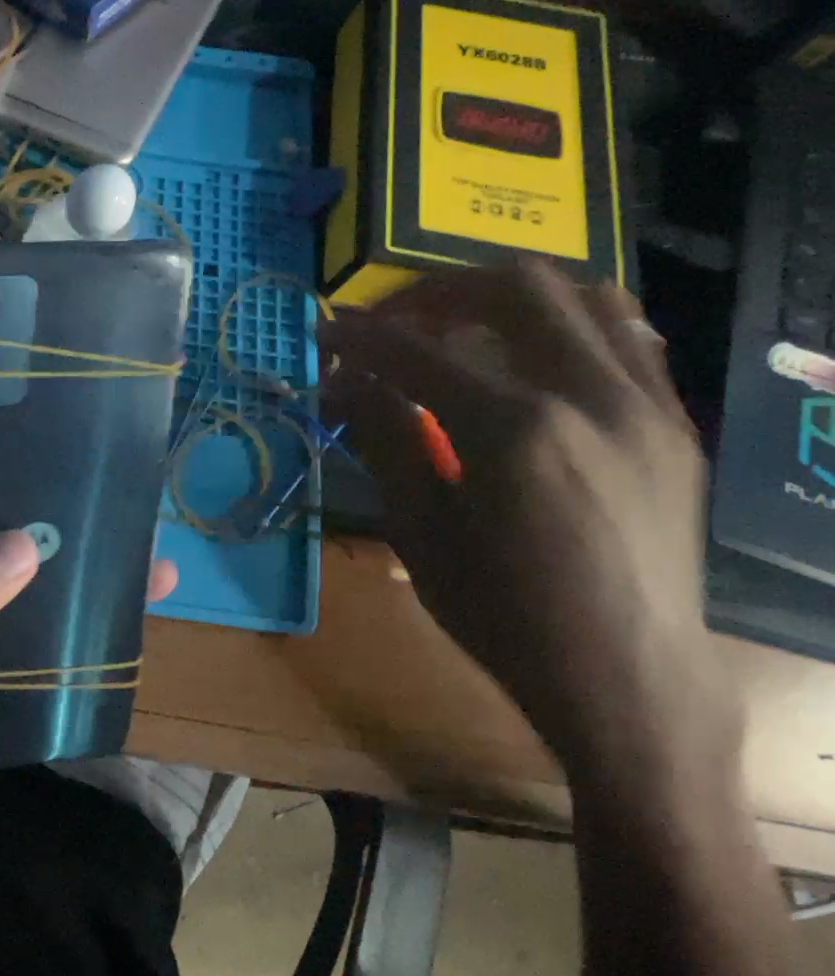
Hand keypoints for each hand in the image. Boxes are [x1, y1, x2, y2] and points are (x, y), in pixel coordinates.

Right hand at [320, 260, 730, 773]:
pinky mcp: (670, 419)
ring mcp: (644, 400)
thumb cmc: (502, 614)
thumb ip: (385, 442)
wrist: (625, 670)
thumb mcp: (420, 533)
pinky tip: (524, 352)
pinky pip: (623, 334)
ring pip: (579, 294)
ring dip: (502, 294)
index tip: (322, 332)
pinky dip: (562, 321)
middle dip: (432, 292)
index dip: (360, 335)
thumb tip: (342, 384)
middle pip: (510, 289)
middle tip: (385, 323)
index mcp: (514, 430)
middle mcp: (589, 394)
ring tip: (453, 324)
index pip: (419, 351)